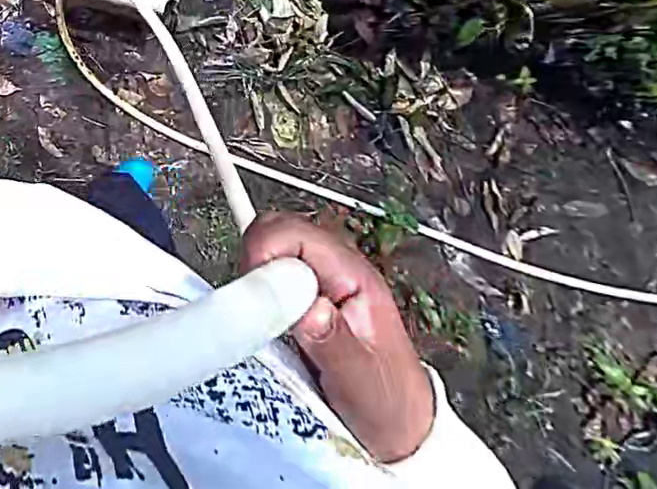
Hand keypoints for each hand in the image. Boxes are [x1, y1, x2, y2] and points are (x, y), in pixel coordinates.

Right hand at [240, 212, 433, 462]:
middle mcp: (334, 266)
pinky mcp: (304, 294)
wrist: (402, 427)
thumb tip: (309, 307)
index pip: (295, 232)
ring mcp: (318, 278)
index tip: (253, 295)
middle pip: (275, 230)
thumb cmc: (390, 406)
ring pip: (268, 249)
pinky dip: (257, 295)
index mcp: (353, 275)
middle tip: (254, 310)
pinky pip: (268, 274)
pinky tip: (265, 327)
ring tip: (264, 326)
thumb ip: (334, 344)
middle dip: (254, 263)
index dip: (264, 253)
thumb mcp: (364, 385)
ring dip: (254, 281)